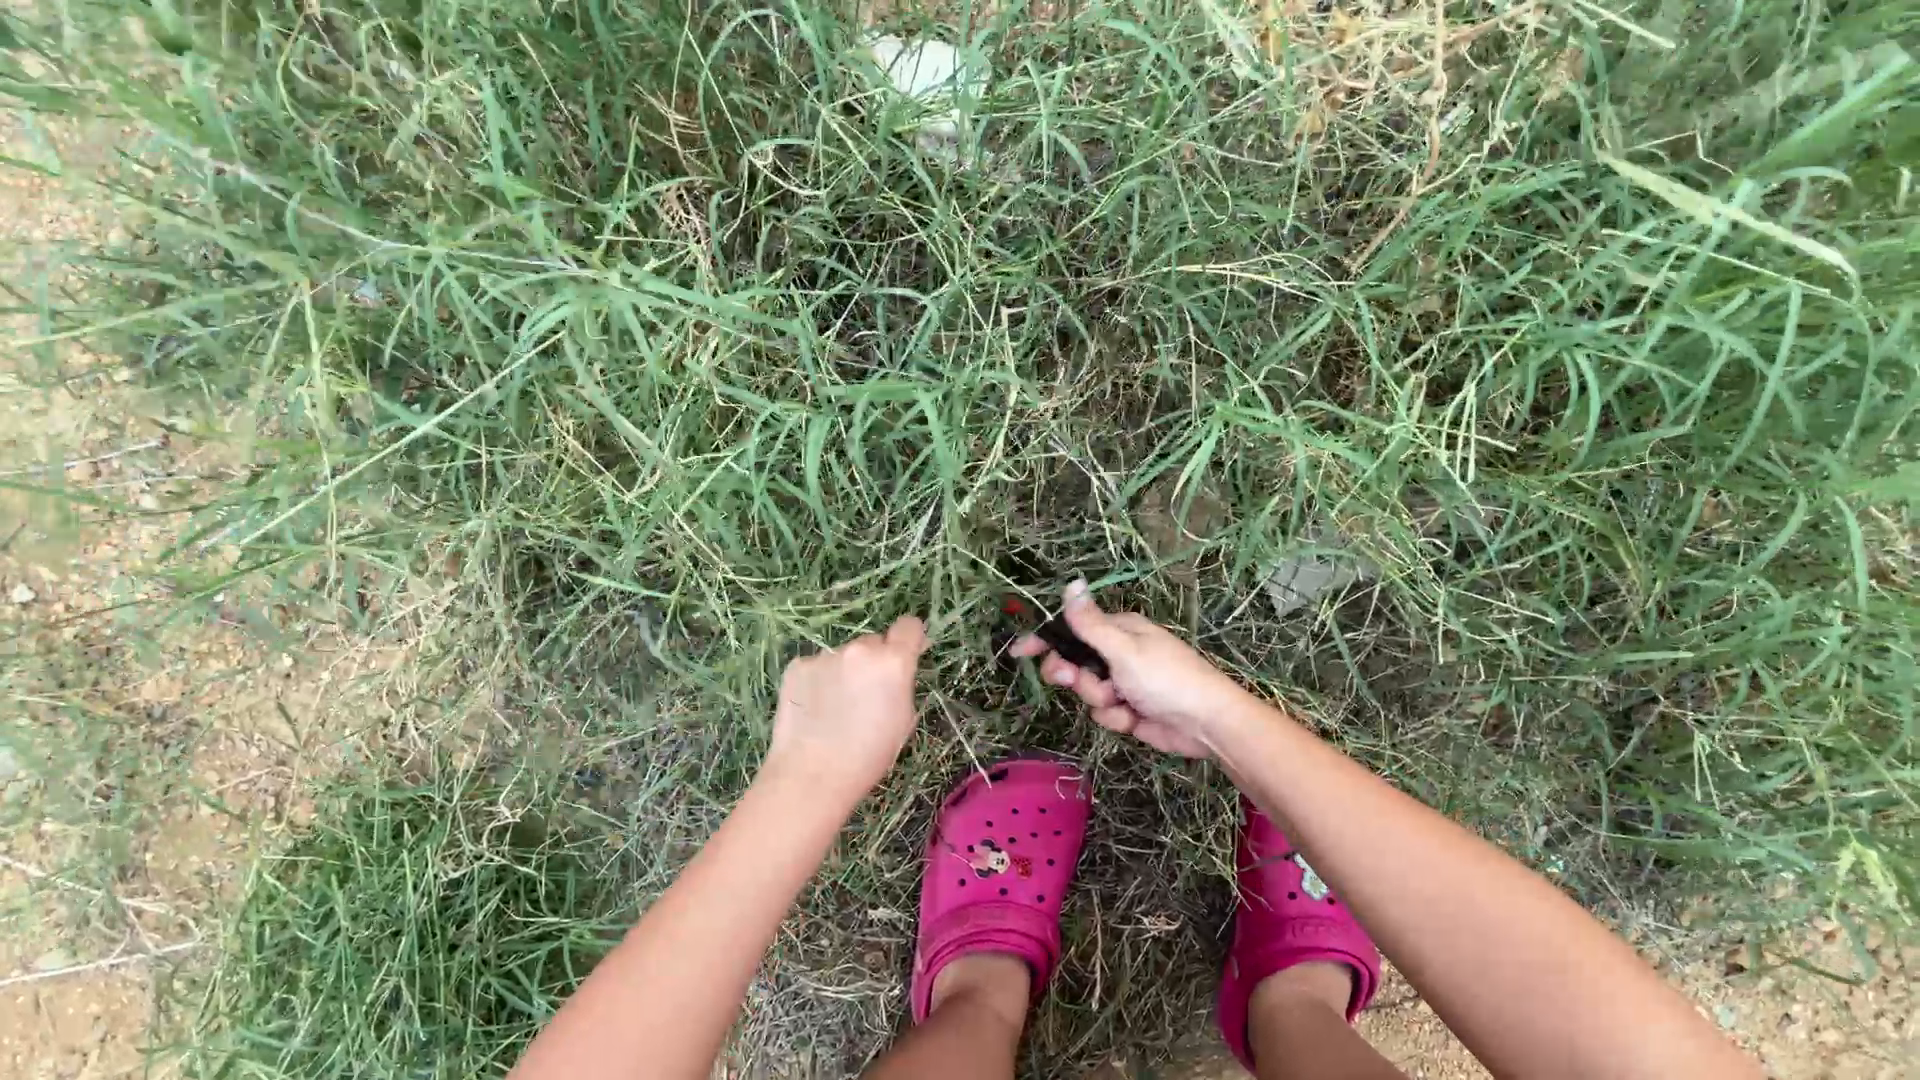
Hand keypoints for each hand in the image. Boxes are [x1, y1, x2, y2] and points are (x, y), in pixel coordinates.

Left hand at [763, 616, 929, 798]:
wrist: (812, 775)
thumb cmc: (868, 756)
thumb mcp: (903, 720)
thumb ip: (902, 684)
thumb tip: (898, 668)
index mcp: (893, 662)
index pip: (909, 626)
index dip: (908, 639)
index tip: (904, 653)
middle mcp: (860, 650)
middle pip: (873, 643)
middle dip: (874, 661)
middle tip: (866, 695)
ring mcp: (825, 656)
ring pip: (843, 656)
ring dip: (844, 671)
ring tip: (835, 708)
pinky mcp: (797, 666)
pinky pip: (816, 667)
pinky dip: (818, 681)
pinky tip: (814, 709)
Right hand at [1011, 582, 1257, 757]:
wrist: (1205, 724)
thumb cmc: (1166, 679)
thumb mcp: (1123, 648)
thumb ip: (1090, 623)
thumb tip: (1071, 583)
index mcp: (1119, 629)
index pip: (1072, 629)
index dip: (1045, 640)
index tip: (1020, 652)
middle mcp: (1118, 652)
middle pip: (1074, 663)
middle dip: (1075, 677)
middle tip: (1075, 682)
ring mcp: (1124, 682)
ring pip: (1087, 691)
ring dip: (1099, 700)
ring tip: (1122, 702)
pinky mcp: (1129, 709)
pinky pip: (1104, 713)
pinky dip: (1115, 718)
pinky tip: (1134, 719)